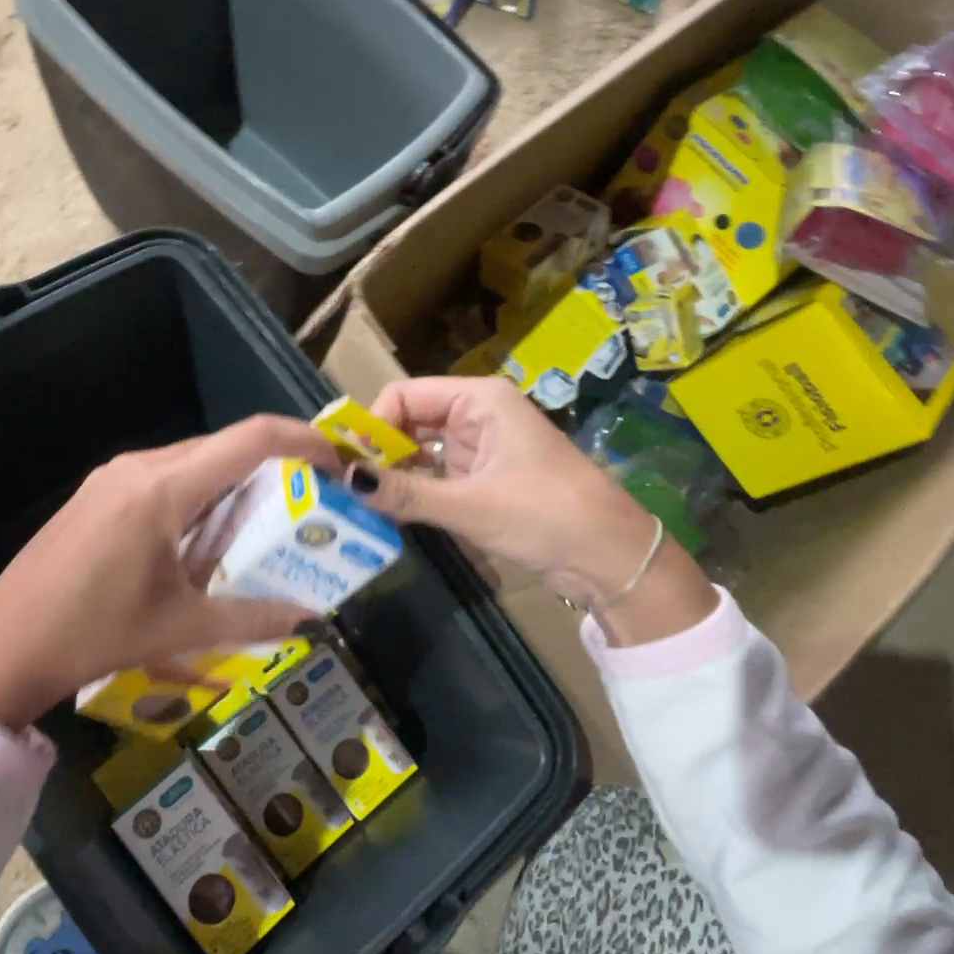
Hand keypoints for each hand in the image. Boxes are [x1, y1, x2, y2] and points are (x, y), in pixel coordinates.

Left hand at [0, 416, 341, 727]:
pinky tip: (206, 538)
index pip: (252, 438)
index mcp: (164, 489)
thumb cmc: (94, 634)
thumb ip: (255, 617)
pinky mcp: (98, 493)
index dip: (305, 441)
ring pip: (195, 461)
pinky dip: (201, 495)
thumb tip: (314, 619)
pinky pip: (166, 477)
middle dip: (275, 468)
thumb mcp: (183, 628)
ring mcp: (113, 476)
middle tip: (310, 504)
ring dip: (235, 484)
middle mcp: (140, 467)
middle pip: (225, 446)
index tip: (338, 466)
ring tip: (265, 526)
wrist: (2, 648)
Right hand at [355, 377, 715, 641]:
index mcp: (479, 401)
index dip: (372, 424)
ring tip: (358, 504)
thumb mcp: (470, 505)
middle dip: (378, 452)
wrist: (611, 557)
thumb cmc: (546, 515)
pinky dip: (415, 492)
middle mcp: (477, 416)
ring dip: (394, 476)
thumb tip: (346, 482)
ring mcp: (481, 449)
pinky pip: (436, 477)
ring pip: (420, 453)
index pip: (405, 395)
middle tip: (343, 488)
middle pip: (409, 422)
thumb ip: (406, 493)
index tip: (347, 464)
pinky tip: (390, 513)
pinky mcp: (484, 480)